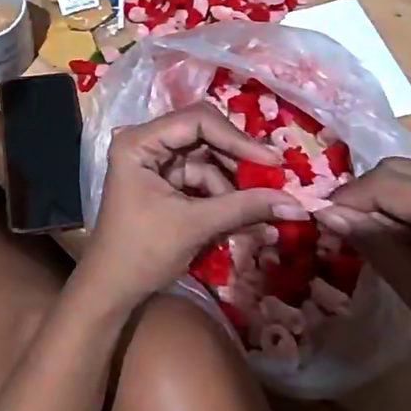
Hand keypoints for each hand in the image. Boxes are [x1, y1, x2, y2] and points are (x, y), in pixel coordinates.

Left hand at [79, 104, 306, 306]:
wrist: (113, 289)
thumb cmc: (143, 252)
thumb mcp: (195, 226)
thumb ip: (244, 208)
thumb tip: (297, 203)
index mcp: (139, 142)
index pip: (196, 121)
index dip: (236, 138)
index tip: (272, 162)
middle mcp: (146, 142)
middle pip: (204, 136)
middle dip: (238, 160)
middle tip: (275, 180)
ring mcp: (156, 162)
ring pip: (208, 159)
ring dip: (235, 183)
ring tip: (266, 205)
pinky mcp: (166, 182)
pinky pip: (203, 179)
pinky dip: (225, 196)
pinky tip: (249, 215)